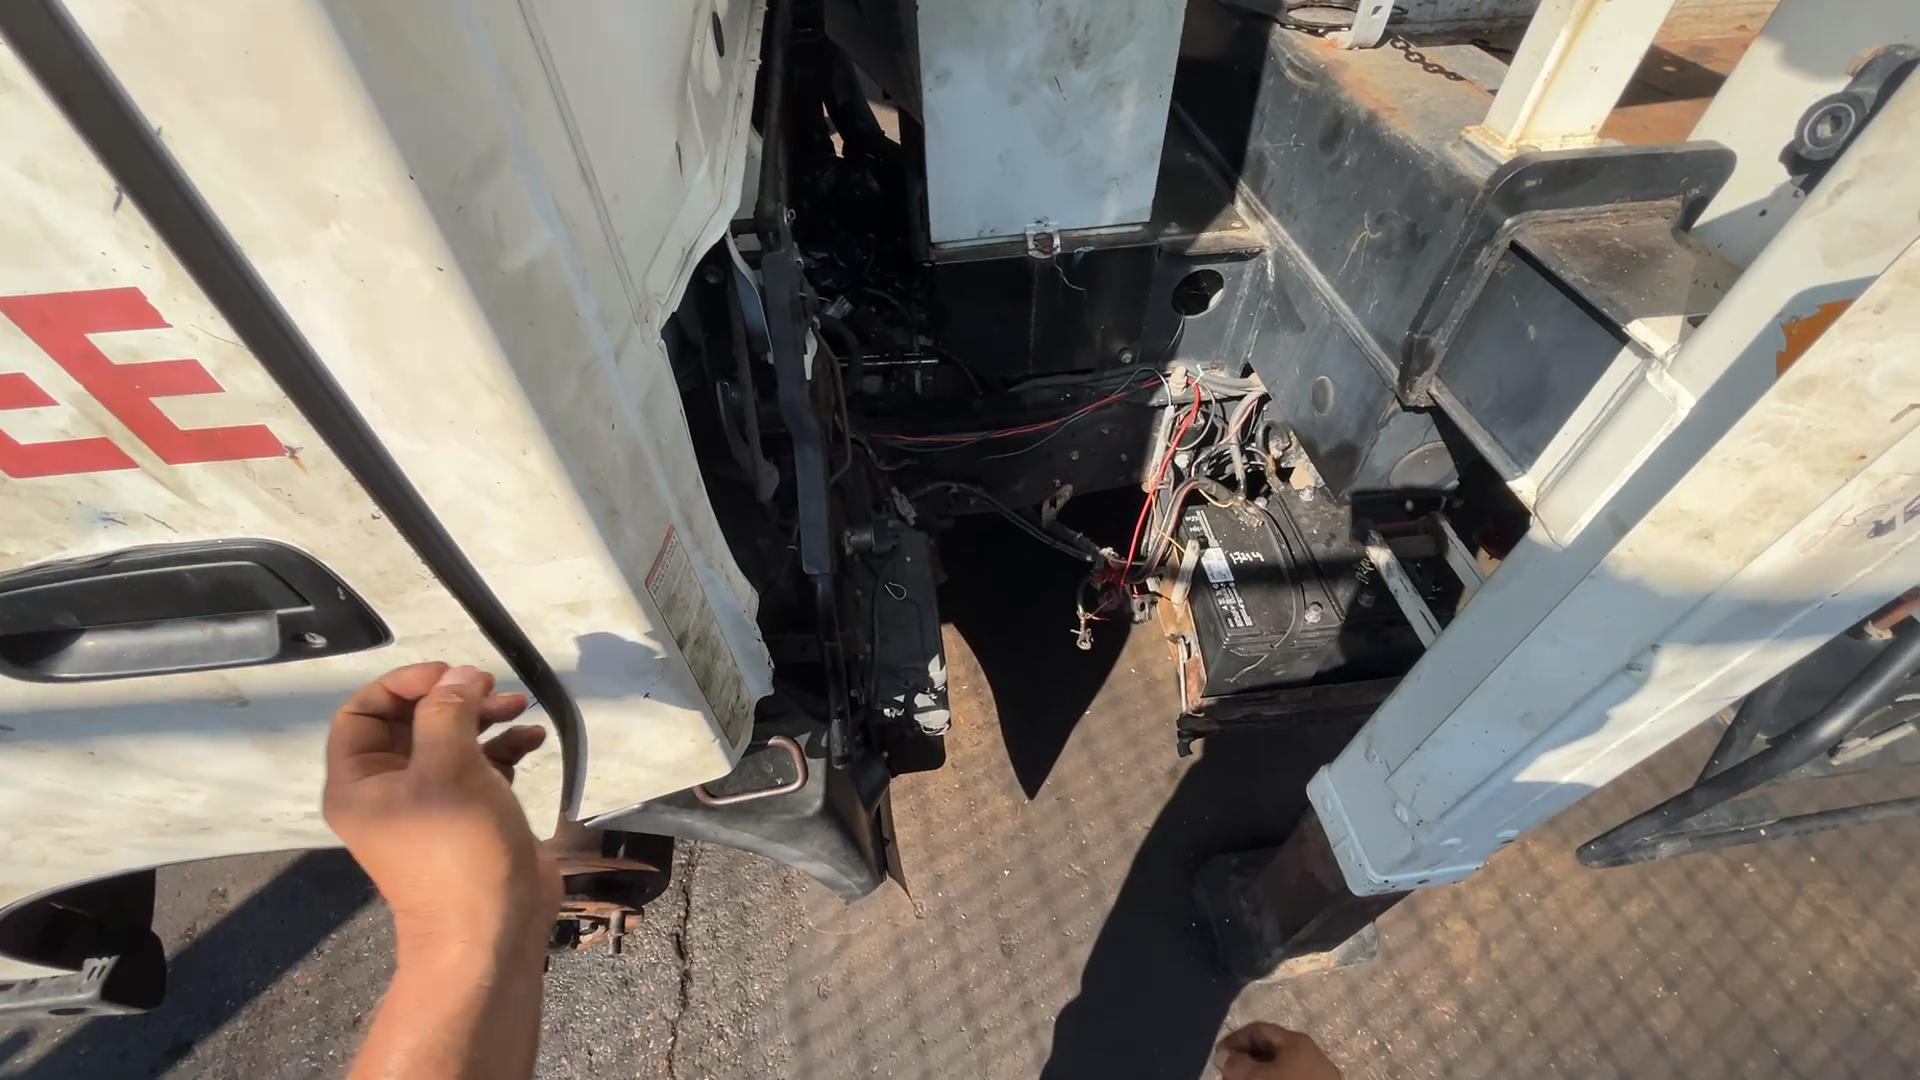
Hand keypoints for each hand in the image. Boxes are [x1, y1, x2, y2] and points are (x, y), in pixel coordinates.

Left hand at [324, 662, 560, 962]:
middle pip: (415, 721)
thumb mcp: (448, 770)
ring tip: (520, 707)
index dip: (404, 684)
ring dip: (487, 717)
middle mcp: (392, 788)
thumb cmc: (457, 845)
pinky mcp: (474, 810)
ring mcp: (435, 800)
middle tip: (494, 687)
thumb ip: (448, 714)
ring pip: (455, 739)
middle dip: (455, 698)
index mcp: (362, 782)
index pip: (364, 712)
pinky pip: (485, 763)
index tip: (452, 674)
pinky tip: (534, 740)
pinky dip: (508, 746)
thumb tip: (460, 675)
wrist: (491, 924)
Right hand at [1215, 1023, 1341, 1079]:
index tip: (1220, 1055)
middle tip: (1230, 1071)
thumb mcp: (1256, 1076)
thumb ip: (1236, 1063)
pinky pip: (1293, 1077)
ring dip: (1259, 1072)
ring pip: (1281, 1066)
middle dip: (1246, 1059)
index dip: (1235, 1040)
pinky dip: (1274, 1079)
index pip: (1258, 1029)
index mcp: (1297, 1040)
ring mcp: (1319, 1074)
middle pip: (1270, 1049)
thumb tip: (1223, 1056)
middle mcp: (1311, 1052)